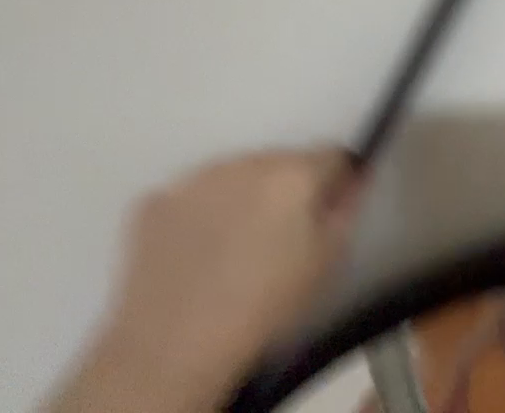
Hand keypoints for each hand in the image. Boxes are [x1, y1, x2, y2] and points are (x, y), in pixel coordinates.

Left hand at [51, 148, 365, 412]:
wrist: (171, 349)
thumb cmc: (265, 305)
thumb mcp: (328, 260)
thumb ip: (347, 209)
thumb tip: (352, 181)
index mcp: (294, 173)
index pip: (333, 155)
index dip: (336, 182)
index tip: (329, 210)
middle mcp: (246, 162)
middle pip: (282, 162)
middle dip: (287, 188)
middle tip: (280, 234)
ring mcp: (193, 179)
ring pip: (235, 175)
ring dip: (243, 196)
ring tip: (234, 244)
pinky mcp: (152, 203)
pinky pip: (190, 197)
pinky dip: (198, 214)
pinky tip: (195, 250)